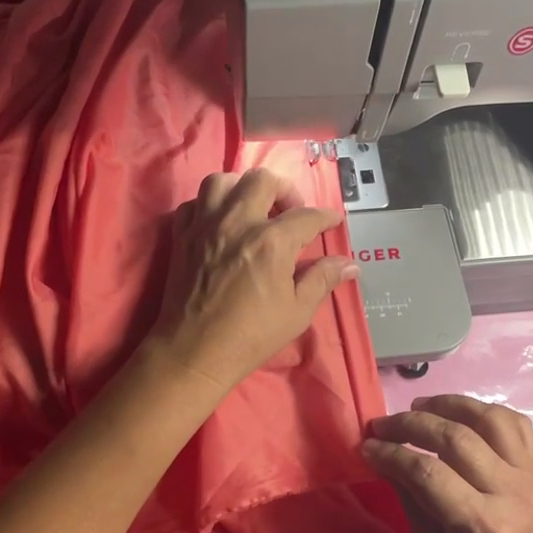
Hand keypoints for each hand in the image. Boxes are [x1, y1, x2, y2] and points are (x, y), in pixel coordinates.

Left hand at [148, 169, 356, 393]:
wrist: (194, 351)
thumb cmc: (251, 336)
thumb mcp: (297, 311)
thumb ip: (322, 279)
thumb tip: (350, 264)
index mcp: (271, 241)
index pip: (307, 216)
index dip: (325, 217)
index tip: (332, 222)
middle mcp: (237, 222)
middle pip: (263, 181)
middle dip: (284, 191)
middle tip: (291, 213)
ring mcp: (205, 225)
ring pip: (223, 181)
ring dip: (242, 188)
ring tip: (253, 209)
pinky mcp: (182, 235)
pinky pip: (195, 202)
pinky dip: (210, 205)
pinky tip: (221, 222)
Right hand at [363, 395, 532, 532]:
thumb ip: (411, 500)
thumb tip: (382, 456)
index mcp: (482, 528)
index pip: (429, 473)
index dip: (392, 454)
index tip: (366, 447)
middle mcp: (510, 495)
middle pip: (457, 438)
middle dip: (411, 425)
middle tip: (380, 426)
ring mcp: (528, 479)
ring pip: (490, 419)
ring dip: (450, 405)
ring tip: (419, 407)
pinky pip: (515, 424)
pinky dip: (484, 411)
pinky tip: (459, 415)